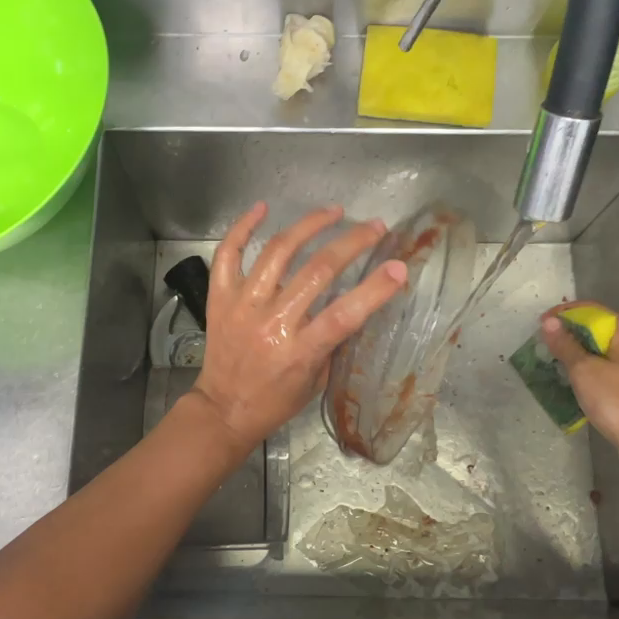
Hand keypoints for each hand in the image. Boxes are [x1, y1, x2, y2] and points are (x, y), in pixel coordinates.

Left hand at [187, 202, 407, 451]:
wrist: (224, 410)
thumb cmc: (277, 400)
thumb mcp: (317, 379)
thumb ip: (333, 341)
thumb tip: (355, 303)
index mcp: (300, 351)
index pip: (343, 314)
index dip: (374, 289)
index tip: (399, 267)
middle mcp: (271, 322)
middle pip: (317, 271)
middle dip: (351, 242)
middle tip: (374, 227)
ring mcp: (243, 305)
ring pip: (277, 252)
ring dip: (309, 225)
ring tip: (333, 212)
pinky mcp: (219, 298)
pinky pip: (228, 254)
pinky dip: (243, 228)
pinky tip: (263, 208)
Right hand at [537, 302, 618, 468]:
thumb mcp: (585, 372)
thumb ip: (566, 345)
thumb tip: (550, 322)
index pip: (594, 311)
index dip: (565, 313)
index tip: (541, 325)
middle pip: (603, 331)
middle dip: (573, 336)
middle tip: (548, 348)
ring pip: (610, 354)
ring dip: (585, 357)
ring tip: (561, 368)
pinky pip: (617, 373)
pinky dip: (598, 374)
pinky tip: (585, 389)